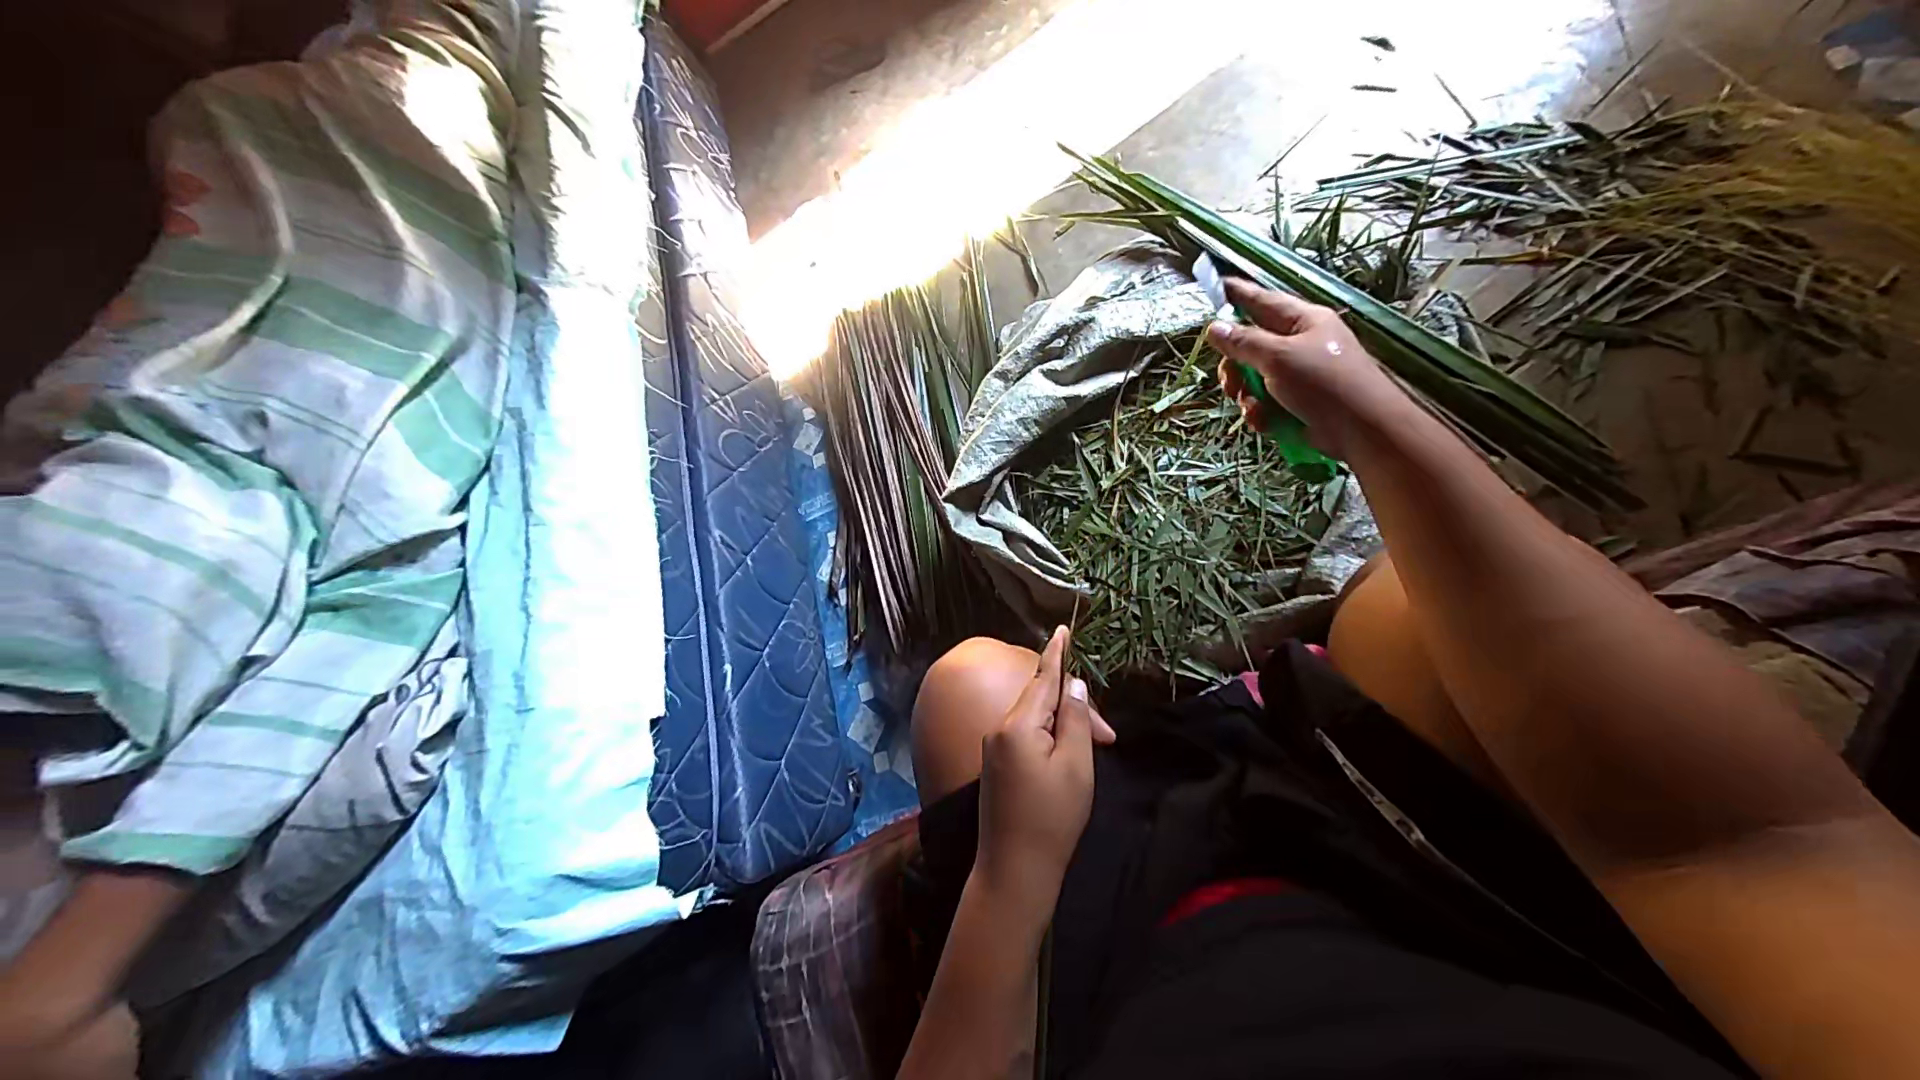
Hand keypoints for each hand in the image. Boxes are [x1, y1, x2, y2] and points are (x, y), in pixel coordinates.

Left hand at [976, 626, 1095, 902]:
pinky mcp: (996, 764)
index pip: (1042, 677)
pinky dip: (1049, 738)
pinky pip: (1025, 735)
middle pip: (1040, 699)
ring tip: (1094, 749)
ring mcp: (994, 747)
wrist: (1014, 869)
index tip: (1063, 628)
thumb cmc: (1052, 818)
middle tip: (1109, 736)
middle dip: (1074, 708)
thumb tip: (1075, 685)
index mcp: (1017, 724)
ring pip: (1034, 718)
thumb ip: (1077, 719)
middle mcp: (999, 728)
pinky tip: (1067, 755)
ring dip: (1064, 726)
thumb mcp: (1077, 765)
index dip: (1057, 653)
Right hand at [1209, 279, 1407, 457]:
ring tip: (1255, 408)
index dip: (1238, 295)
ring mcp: (1298, 374)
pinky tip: (1265, 421)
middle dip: (1235, 367)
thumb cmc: (1324, 384)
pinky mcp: (1295, 402)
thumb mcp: (1279, 358)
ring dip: (1246, 395)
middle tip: (1231, 383)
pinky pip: (1264, 402)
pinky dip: (1260, 412)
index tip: (1214, 287)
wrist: (1362, 431)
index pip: (1262, 301)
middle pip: (1250, 346)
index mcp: (1302, 321)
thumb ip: (1244, 342)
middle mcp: (1299, 344)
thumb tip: (1214, 327)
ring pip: (1252, 378)